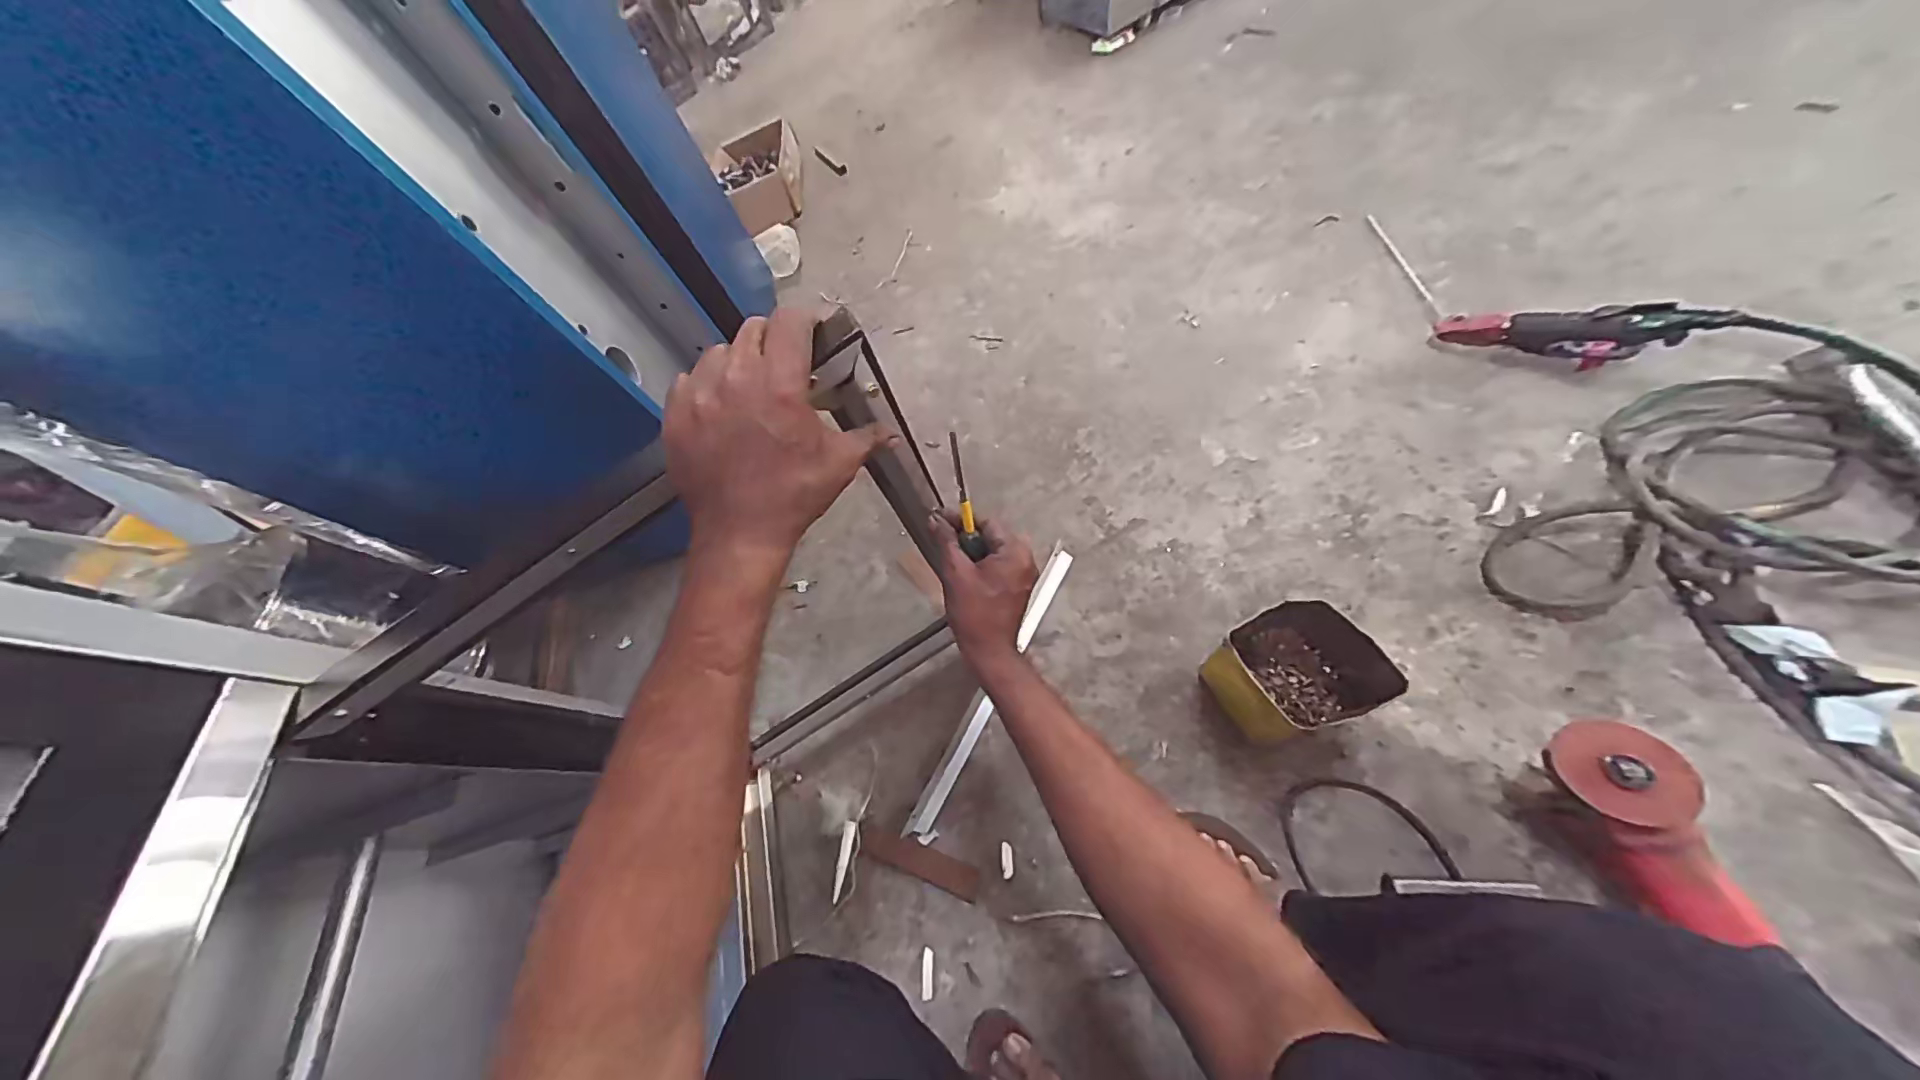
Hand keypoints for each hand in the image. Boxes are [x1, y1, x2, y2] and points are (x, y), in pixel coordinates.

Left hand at [664, 308, 892, 559]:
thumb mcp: (839, 464)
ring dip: (738, 362)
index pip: (790, 321)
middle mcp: (735, 378)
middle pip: (753, 330)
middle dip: (773, 342)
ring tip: (750, 390)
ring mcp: (699, 394)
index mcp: (779, 384)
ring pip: (717, 352)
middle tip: (785, 367)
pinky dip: (707, 386)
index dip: (806, 320)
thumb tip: (892, 433)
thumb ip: (866, 437)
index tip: (814, 332)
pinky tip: (720, 410)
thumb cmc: (794, 495)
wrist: (740, 532)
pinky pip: (689, 379)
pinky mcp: (675, 414)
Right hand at [930, 511, 1037, 659]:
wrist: (989, 651)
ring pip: (995, 551)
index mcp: (1015, 553)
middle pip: (993, 536)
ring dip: (973, 551)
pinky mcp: (1019, 587)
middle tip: (943, 540)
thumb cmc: (974, 614)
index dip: (962, 520)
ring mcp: (1024, 575)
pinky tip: (964, 574)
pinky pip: (999, 566)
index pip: (988, 522)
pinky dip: (982, 565)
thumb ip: (947, 542)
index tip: (940, 519)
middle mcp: (1026, 560)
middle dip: (967, 536)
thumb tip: (936, 520)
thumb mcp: (956, 574)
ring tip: (951, 559)